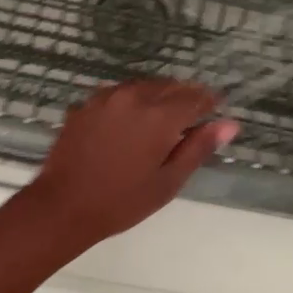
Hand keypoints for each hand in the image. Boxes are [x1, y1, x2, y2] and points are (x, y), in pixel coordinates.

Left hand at [20, 79, 239, 243]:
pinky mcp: (86, 105)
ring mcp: (106, 98)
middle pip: (169, 86)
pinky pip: (119, 93)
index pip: (195, 98)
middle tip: (195, 116)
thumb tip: (229, 124)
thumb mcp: (167, 181)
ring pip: (143, 86)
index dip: (210, 103)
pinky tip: (133, 120)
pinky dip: (134, 100)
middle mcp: (133, 97)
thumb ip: (198, 148)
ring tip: (165, 118)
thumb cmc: (121, 201)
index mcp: (159, 116)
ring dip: (159, 95)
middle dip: (185, 96)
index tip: (218, 110)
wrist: (62, 206)